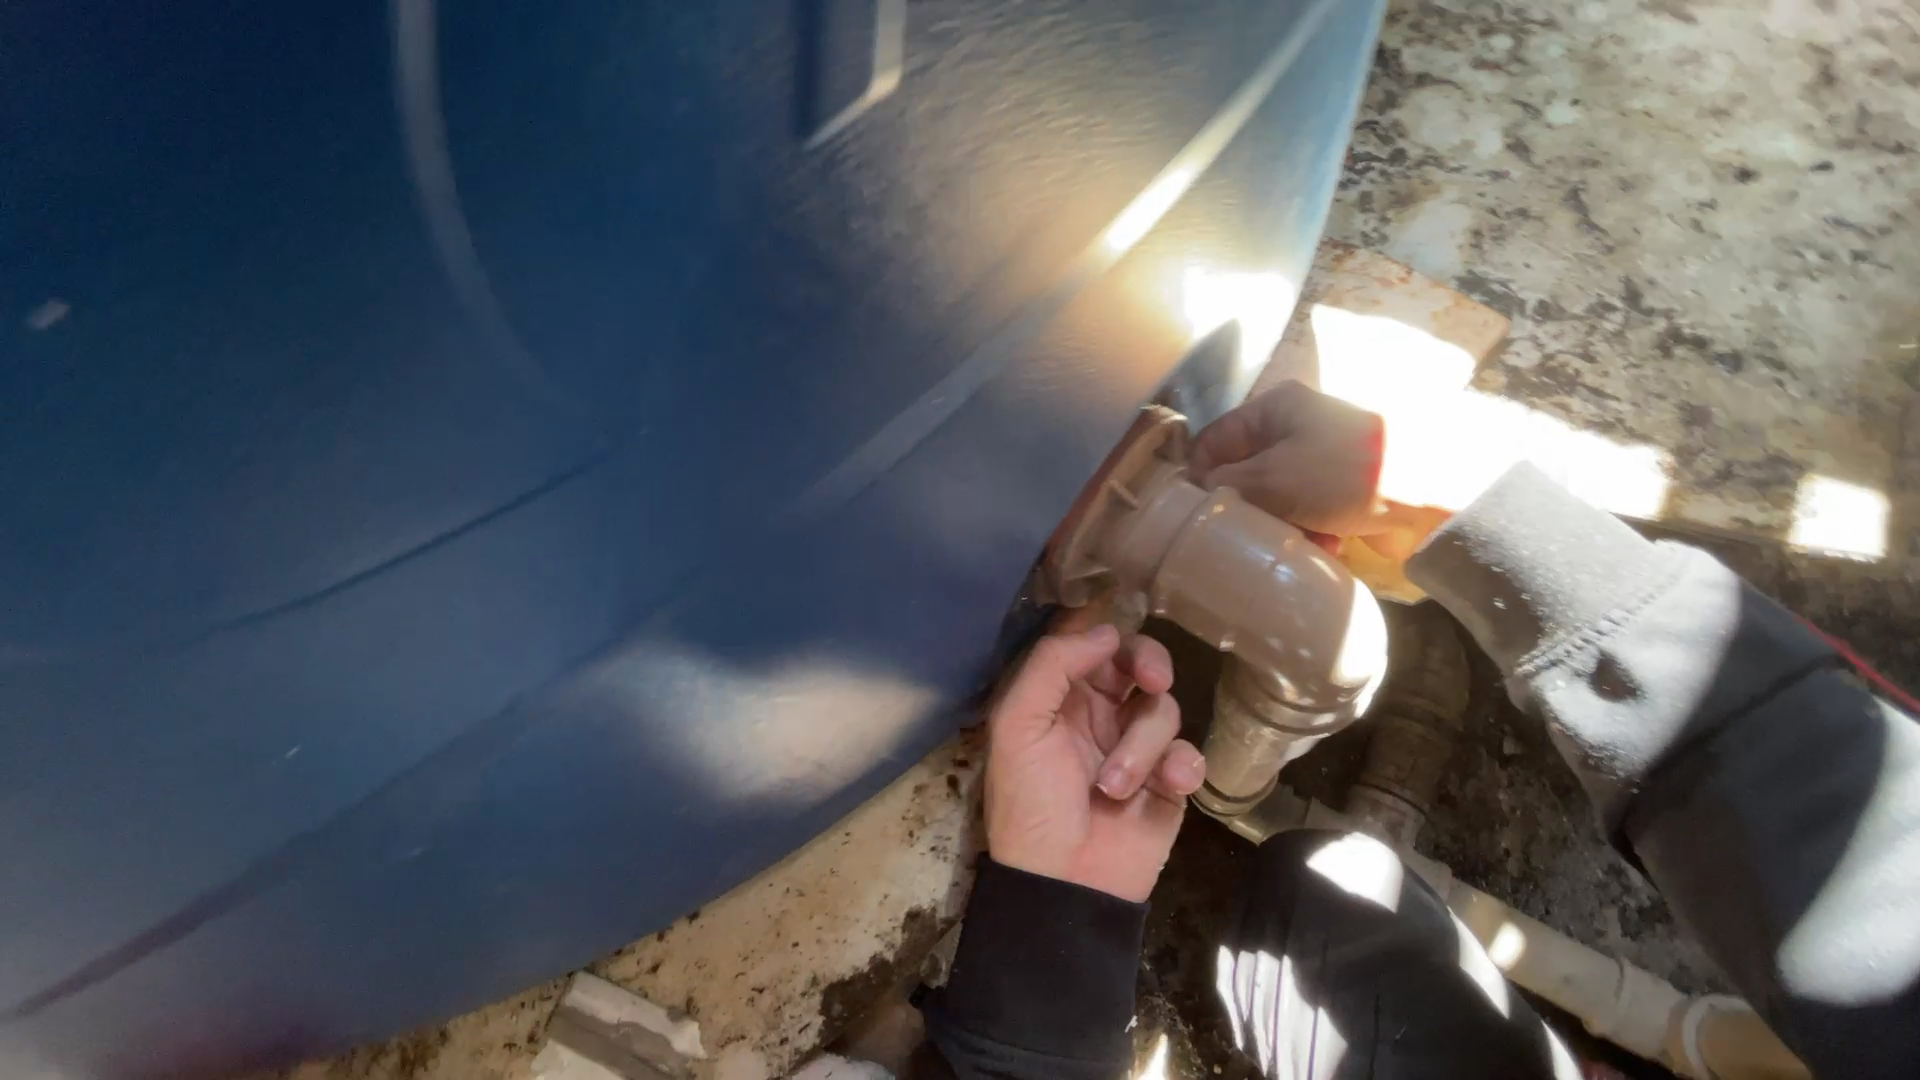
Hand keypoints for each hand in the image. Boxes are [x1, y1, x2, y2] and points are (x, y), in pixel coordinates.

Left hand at [984, 625, 1205, 902]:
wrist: (1062, 883)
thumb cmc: (1030, 799)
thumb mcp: (1018, 724)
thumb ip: (1052, 665)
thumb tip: (1106, 630)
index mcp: (1062, 696)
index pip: (1094, 646)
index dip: (1111, 636)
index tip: (1119, 641)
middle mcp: (1101, 713)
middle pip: (1139, 664)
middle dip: (1149, 665)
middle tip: (1151, 681)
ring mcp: (1137, 747)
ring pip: (1163, 711)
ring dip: (1142, 745)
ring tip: (1114, 785)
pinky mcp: (1169, 782)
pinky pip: (1189, 755)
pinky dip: (1182, 766)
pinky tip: (1168, 785)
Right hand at [1189, 380, 1466, 558]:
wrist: (1437, 490)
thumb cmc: (1342, 474)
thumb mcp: (1270, 477)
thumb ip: (1223, 484)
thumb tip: (1197, 494)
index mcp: (1273, 409)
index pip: (1214, 440)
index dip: (1200, 475)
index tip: (1195, 514)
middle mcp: (1295, 428)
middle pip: (1245, 473)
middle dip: (1247, 508)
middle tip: (1245, 535)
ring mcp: (1323, 459)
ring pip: (1276, 499)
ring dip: (1280, 525)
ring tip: (1294, 542)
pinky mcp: (1347, 488)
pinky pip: (1309, 512)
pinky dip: (1312, 531)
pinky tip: (1326, 545)